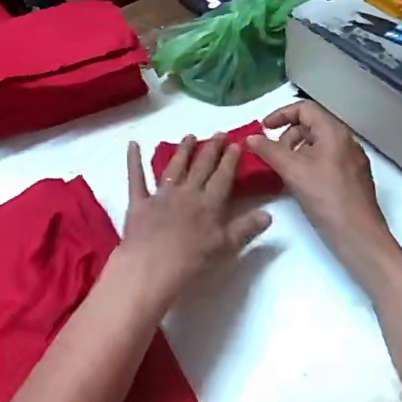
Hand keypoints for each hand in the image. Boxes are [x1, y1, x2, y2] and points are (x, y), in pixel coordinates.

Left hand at [116, 134, 272, 305]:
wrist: (151, 269)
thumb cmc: (191, 262)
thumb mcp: (225, 248)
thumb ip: (246, 228)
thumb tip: (268, 213)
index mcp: (209, 204)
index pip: (223, 176)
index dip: (230, 159)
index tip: (236, 143)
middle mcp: (187, 193)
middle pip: (201, 166)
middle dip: (211, 148)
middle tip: (218, 133)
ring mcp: (161, 195)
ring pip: (174, 167)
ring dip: (182, 150)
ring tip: (189, 136)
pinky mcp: (139, 202)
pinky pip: (136, 177)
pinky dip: (134, 160)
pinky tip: (133, 144)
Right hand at [246, 101, 388, 248]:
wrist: (359, 236)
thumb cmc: (327, 199)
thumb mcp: (293, 171)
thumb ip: (269, 151)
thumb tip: (251, 138)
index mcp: (334, 132)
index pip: (305, 108)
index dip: (281, 114)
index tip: (264, 128)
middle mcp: (346, 141)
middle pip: (311, 125)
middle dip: (287, 136)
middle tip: (272, 156)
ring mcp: (352, 159)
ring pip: (318, 144)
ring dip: (297, 151)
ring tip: (284, 171)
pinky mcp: (353, 177)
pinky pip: (327, 159)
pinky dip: (309, 163)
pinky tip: (300, 183)